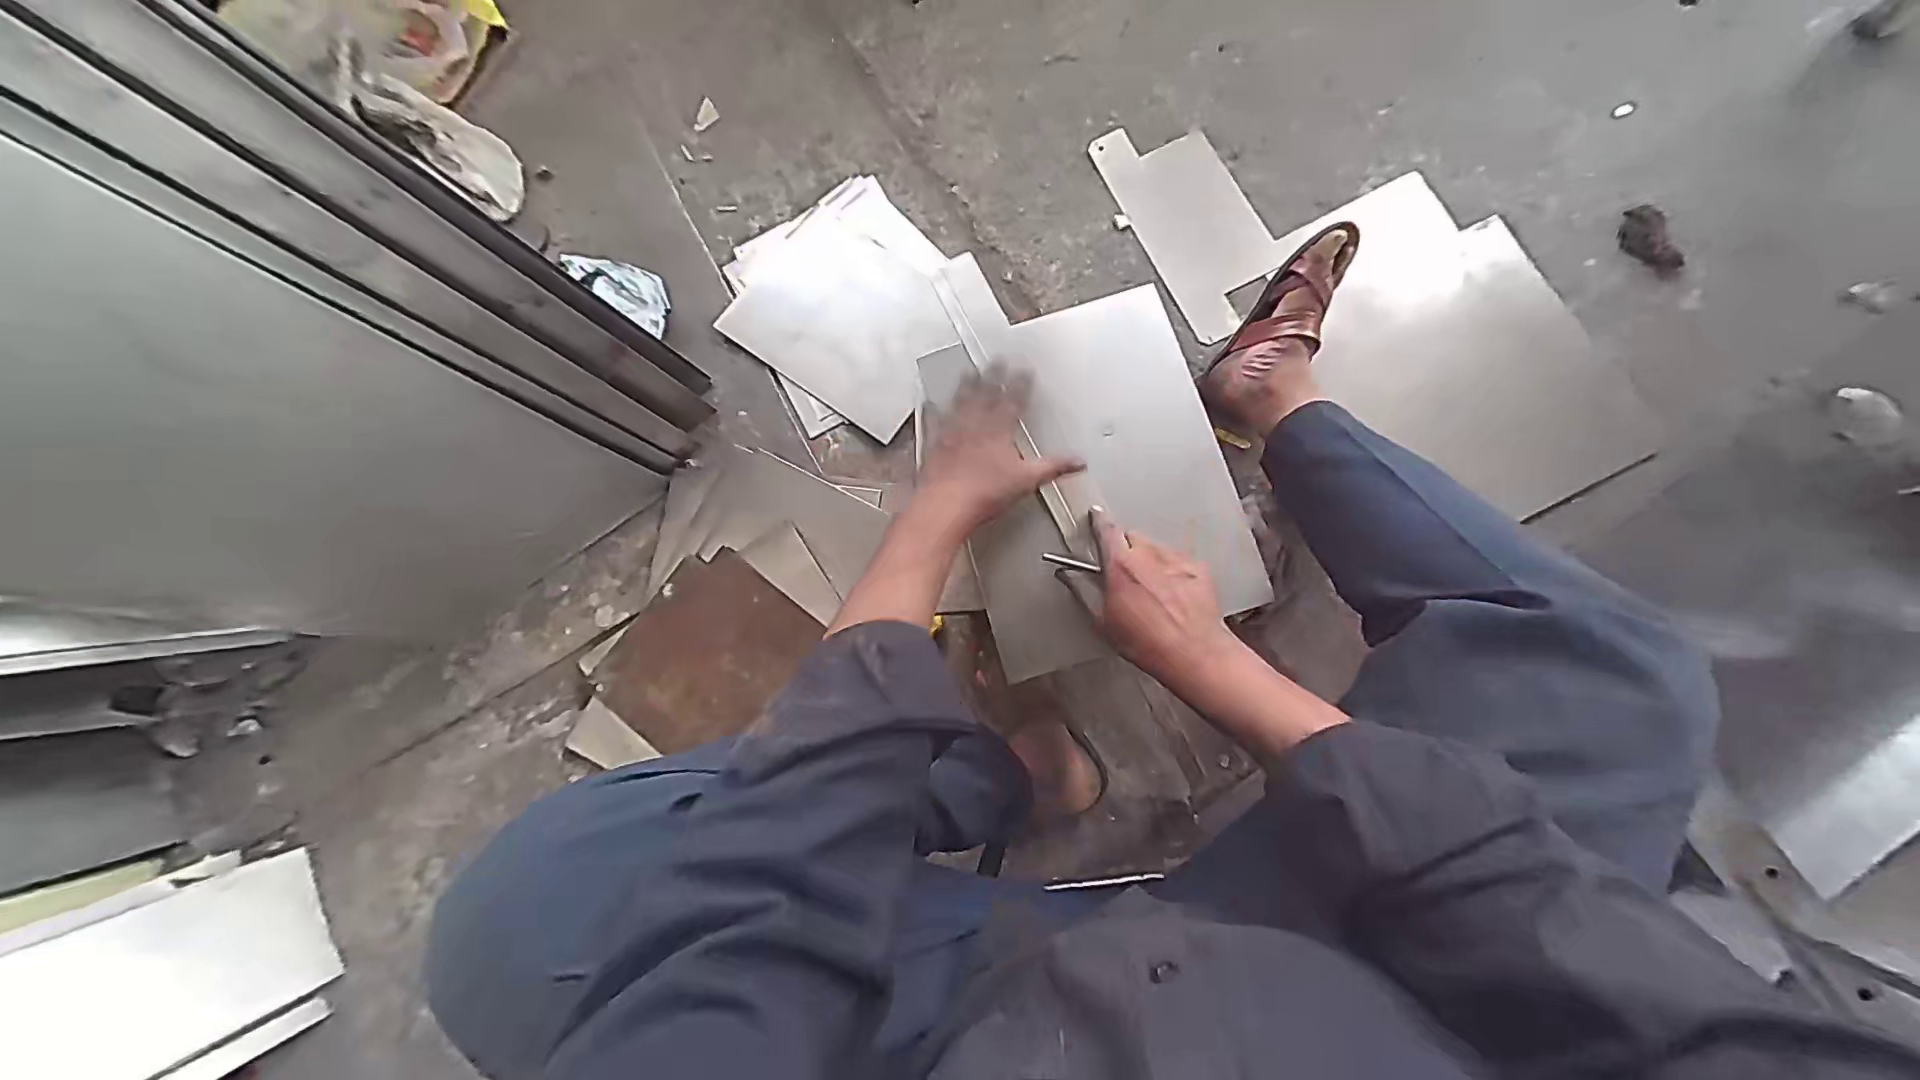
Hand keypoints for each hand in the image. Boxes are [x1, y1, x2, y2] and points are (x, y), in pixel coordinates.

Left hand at [914, 366, 1083, 535]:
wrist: (947, 504)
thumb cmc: (984, 493)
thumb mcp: (1026, 480)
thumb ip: (1052, 468)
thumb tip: (1076, 462)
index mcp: (999, 430)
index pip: (1014, 400)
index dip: (1021, 384)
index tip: (1025, 370)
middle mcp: (974, 425)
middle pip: (986, 394)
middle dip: (993, 376)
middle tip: (996, 360)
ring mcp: (952, 432)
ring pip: (960, 402)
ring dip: (965, 386)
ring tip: (968, 372)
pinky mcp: (933, 445)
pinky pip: (932, 422)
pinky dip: (930, 412)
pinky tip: (928, 402)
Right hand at [1085, 508, 1236, 693]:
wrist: (1193, 653)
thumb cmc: (1148, 643)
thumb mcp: (1103, 622)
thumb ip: (1082, 591)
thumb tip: (1069, 577)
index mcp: (1120, 566)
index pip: (1105, 529)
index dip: (1098, 521)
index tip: (1095, 518)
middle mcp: (1148, 556)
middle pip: (1130, 537)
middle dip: (1124, 549)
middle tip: (1122, 572)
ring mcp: (1175, 560)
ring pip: (1154, 547)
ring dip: (1148, 559)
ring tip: (1150, 589)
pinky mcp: (1198, 567)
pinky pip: (1177, 559)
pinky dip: (1171, 570)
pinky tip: (1171, 593)